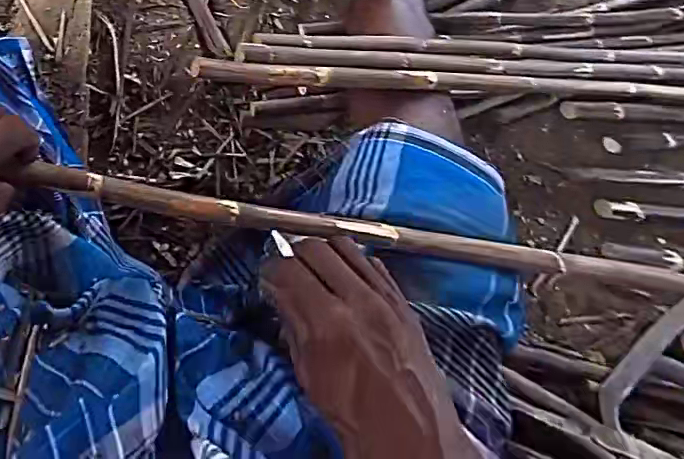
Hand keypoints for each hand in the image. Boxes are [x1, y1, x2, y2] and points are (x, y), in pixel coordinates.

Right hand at [263, 236, 475, 458]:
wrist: (418, 443)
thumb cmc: (357, 418)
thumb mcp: (309, 375)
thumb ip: (292, 325)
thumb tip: (277, 291)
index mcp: (329, 323)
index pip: (285, 269)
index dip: (269, 269)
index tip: (266, 276)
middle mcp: (359, 301)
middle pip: (313, 247)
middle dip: (292, 254)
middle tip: (287, 270)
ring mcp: (386, 299)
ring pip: (343, 244)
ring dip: (323, 251)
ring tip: (316, 269)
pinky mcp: (405, 303)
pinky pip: (372, 262)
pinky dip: (354, 263)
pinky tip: (346, 280)